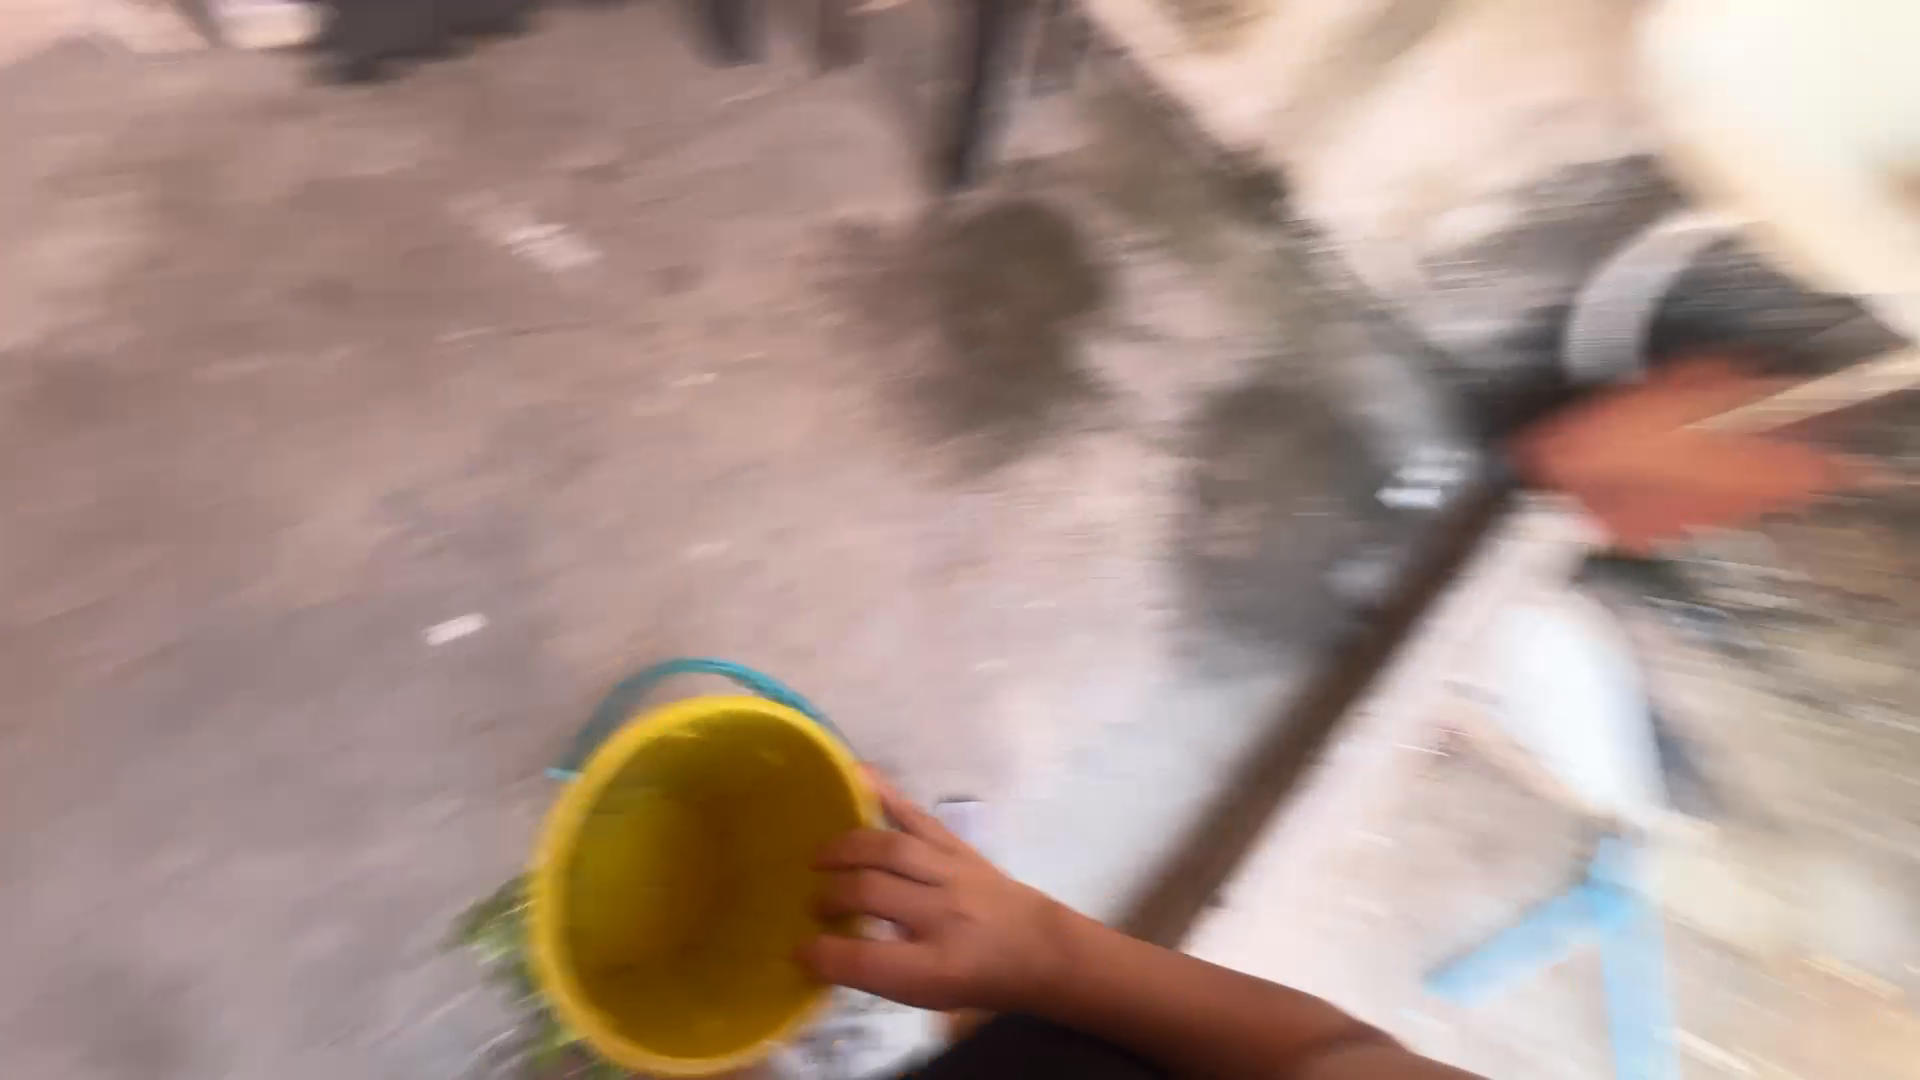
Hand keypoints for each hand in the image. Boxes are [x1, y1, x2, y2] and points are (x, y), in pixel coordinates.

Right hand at [796, 774, 1072, 1012]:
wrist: (1037, 946)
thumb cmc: (977, 977)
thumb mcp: (928, 994)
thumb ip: (878, 971)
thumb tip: (822, 947)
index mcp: (934, 968)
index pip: (866, 960)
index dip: (823, 953)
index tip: (798, 948)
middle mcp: (943, 915)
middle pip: (872, 892)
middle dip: (831, 894)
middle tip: (812, 902)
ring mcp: (952, 872)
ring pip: (890, 848)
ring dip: (846, 848)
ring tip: (820, 856)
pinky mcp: (957, 845)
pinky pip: (916, 816)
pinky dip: (885, 793)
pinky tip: (856, 776)